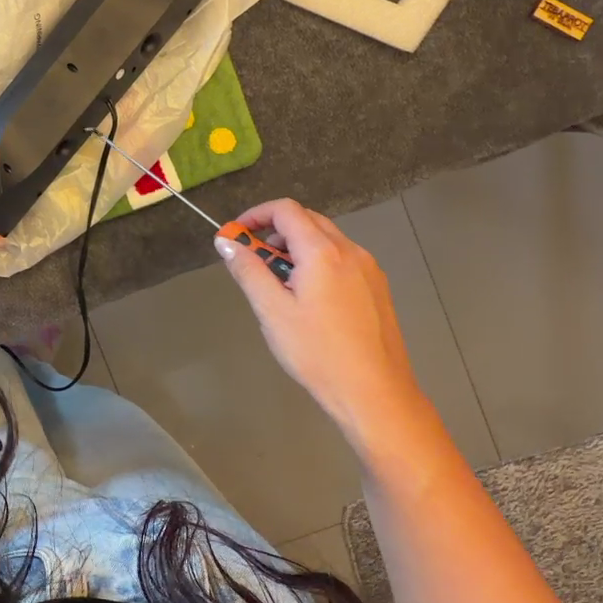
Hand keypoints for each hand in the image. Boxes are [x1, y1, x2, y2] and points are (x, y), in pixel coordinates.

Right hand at [216, 199, 431, 439]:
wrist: (374, 392)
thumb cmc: (316, 351)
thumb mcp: (271, 311)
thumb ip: (248, 270)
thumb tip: (225, 241)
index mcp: (323, 252)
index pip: (286, 210)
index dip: (256, 215)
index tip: (235, 237)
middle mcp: (351, 251)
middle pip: (308, 220)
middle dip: (274, 231)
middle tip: (252, 260)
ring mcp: (368, 269)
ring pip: (326, 239)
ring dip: (295, 247)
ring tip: (277, 282)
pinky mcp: (376, 288)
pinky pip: (341, 259)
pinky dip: (316, 261)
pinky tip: (306, 297)